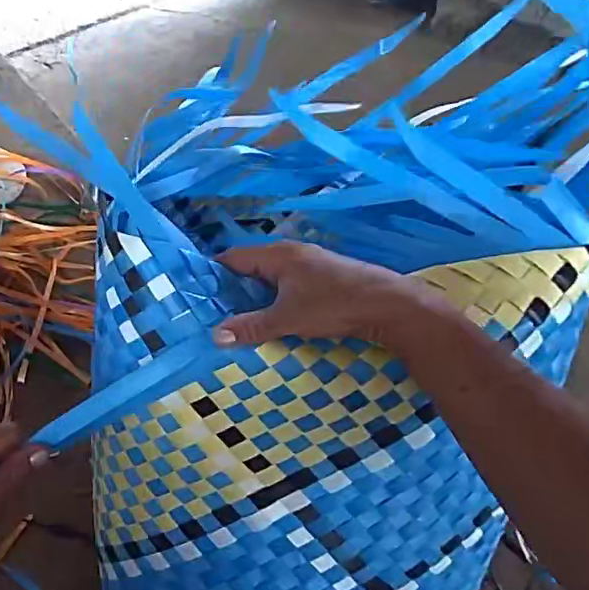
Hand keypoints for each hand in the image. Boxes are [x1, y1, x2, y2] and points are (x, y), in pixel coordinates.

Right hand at [213, 242, 451, 346]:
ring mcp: (310, 264)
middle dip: (232, 287)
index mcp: (278, 255)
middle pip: (251, 266)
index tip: (198, 293)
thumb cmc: (334, 305)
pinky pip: (287, 284)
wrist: (389, 305)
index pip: (234, 257)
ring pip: (271, 277)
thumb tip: (215, 336)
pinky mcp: (324, 277)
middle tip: (214, 310)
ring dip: (255, 295)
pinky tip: (273, 317)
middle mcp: (292, 253)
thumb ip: (251, 326)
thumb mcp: (287, 318)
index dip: (214, 273)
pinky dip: (274, 298)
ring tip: (238, 317)